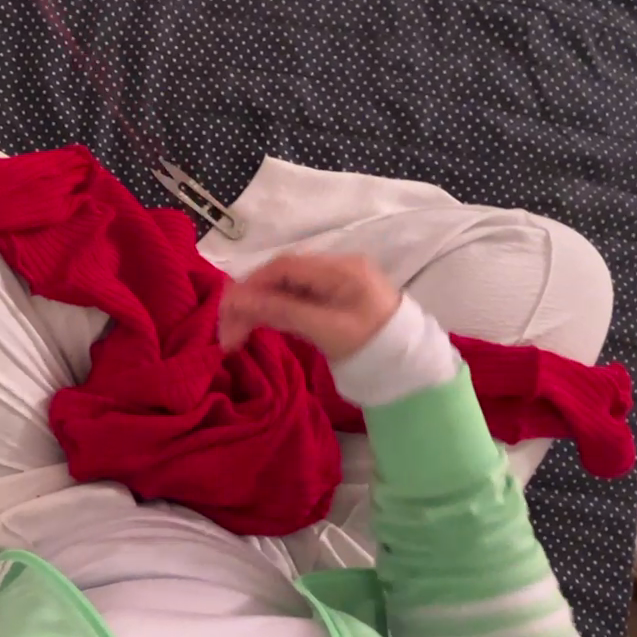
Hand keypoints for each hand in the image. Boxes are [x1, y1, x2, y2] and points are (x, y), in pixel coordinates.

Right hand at [218, 253, 400, 362]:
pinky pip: (294, 300)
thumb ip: (282, 311)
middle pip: (280, 277)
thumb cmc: (373, 347)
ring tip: (237, 337)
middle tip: (227, 334)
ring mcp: (335, 285)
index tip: (227, 312)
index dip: (250, 284)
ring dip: (257, 310)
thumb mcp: (326, 329)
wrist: (409, 370)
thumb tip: (237, 300)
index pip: (283, 265)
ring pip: (284, 290)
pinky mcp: (332, 302)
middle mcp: (336, 269)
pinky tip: (260, 328)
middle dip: (250, 301)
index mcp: (340, 269)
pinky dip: (273, 313)